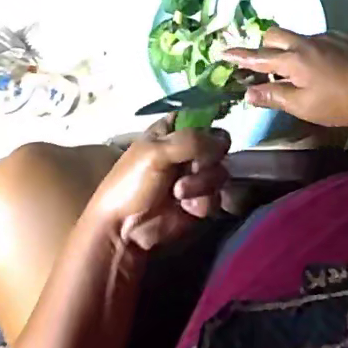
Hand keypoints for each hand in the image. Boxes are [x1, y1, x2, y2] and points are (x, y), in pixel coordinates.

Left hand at [84, 120, 230, 250]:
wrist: (123, 230)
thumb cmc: (131, 183)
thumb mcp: (156, 153)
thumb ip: (192, 141)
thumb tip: (224, 143)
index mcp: (172, 130)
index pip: (203, 117)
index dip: (209, 126)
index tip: (207, 136)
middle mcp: (188, 150)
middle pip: (218, 145)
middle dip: (206, 161)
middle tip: (190, 169)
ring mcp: (195, 176)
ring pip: (220, 172)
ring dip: (201, 184)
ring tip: (178, 193)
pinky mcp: (200, 201)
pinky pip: (217, 196)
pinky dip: (202, 203)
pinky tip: (185, 208)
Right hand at [223, 28, 347, 127]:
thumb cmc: (340, 101)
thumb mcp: (304, 106)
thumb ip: (275, 96)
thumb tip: (248, 92)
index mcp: (292, 59)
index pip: (258, 57)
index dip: (240, 56)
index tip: (223, 52)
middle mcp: (305, 42)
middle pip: (276, 35)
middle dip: (264, 45)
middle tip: (263, 62)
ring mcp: (326, 37)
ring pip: (298, 37)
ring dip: (290, 49)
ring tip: (297, 69)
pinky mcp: (344, 39)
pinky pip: (319, 40)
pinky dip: (313, 50)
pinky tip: (326, 67)